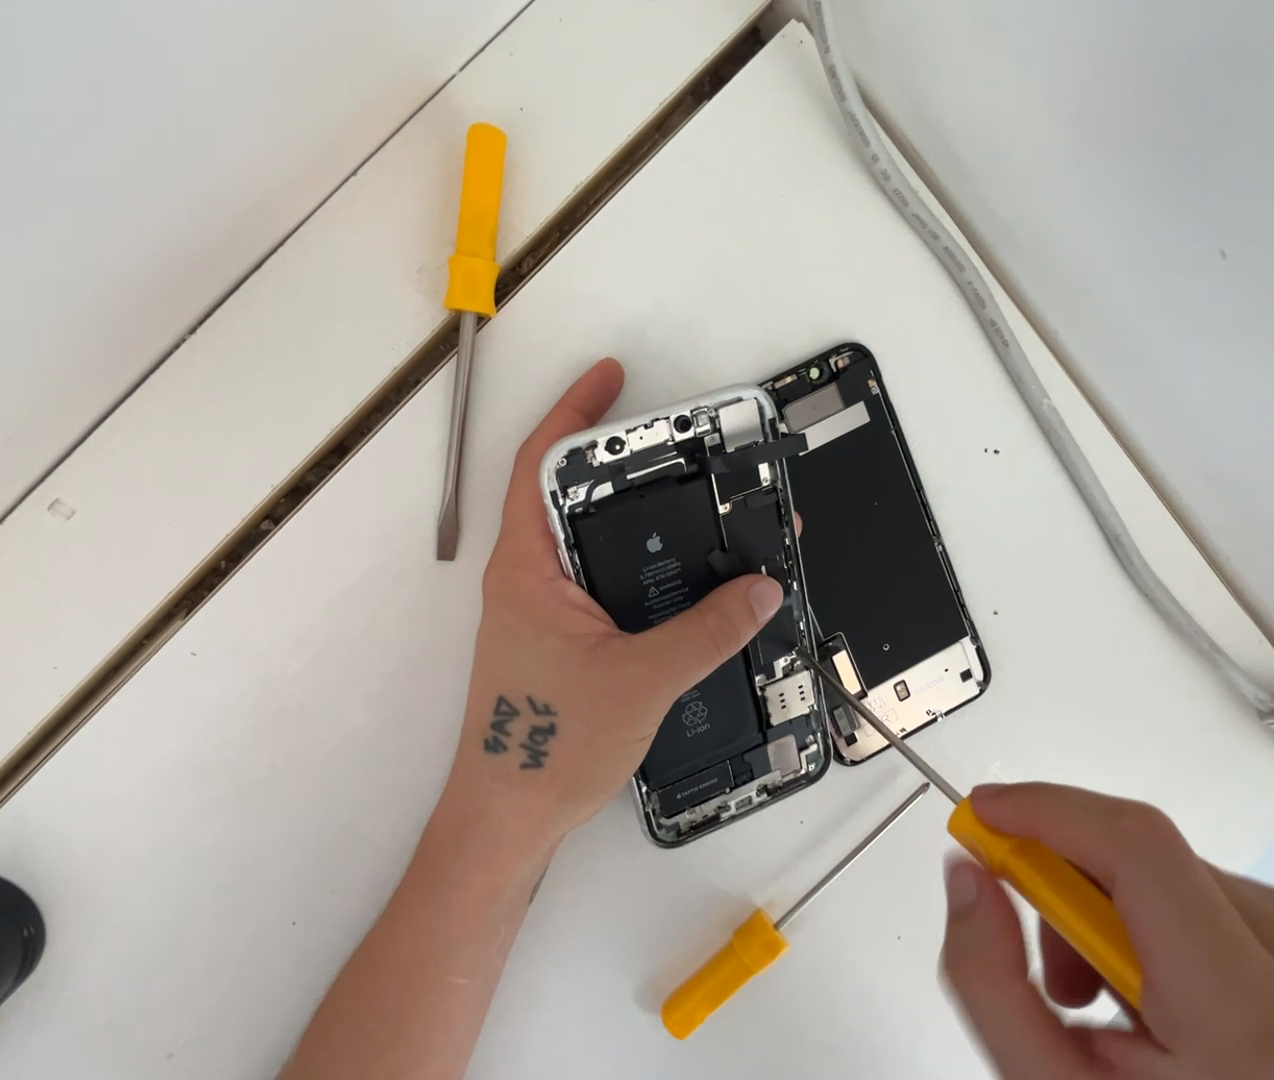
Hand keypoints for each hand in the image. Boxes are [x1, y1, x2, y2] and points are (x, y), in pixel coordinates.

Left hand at [438, 358, 783, 854]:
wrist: (508, 819)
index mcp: (527, 567)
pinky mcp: (557, 639)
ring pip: (584, 539)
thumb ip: (708, 632)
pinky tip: (676, 576)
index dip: (575, 412)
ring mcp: (540, 609)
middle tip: (675, 441)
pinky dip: (632, 563)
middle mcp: (527, 577)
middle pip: (567, 493)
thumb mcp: (640, 681)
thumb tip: (765, 591)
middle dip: (616, 459)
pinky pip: (597, 579)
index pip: (540, 464)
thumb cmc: (551, 746)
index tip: (612, 376)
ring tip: (689, 501)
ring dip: (628, 516)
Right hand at [940, 783, 1273, 1078]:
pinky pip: (1209, 893)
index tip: (982, 813)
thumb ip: (989, 979)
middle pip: (1142, 861)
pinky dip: (1160, 927)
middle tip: (1052, 971)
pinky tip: (1166, 1001)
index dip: (1046, 811)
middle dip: (1068, 889)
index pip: (1137, 846)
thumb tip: (968, 872)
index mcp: (1257, 1016)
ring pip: (1169, 872)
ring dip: (1111, 912)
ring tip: (1113, 1004)